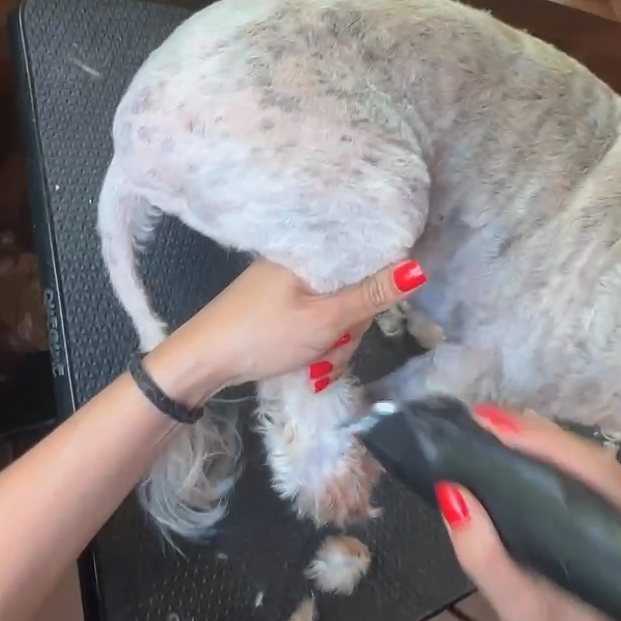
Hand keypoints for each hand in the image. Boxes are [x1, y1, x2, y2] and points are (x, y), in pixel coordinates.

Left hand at [146, 258, 425, 403]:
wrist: (202, 361)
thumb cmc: (262, 336)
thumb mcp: (324, 321)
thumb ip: (371, 295)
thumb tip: (419, 267)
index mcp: (310, 253)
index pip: (365, 256)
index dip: (378, 287)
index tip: (366, 317)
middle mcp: (300, 260)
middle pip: (353, 289)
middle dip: (351, 328)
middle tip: (333, 351)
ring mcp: (289, 283)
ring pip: (337, 310)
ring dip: (335, 343)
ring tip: (317, 367)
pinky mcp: (282, 303)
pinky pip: (317, 319)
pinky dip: (320, 344)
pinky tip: (312, 367)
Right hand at [436, 408, 620, 620]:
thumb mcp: (519, 611)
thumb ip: (486, 558)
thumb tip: (449, 492)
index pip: (592, 470)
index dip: (542, 439)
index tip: (490, 422)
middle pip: (586, 457)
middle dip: (532, 432)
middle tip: (477, 419)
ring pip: (582, 461)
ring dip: (534, 439)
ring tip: (485, 428)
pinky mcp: (610, 520)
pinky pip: (577, 474)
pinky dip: (540, 456)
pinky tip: (509, 450)